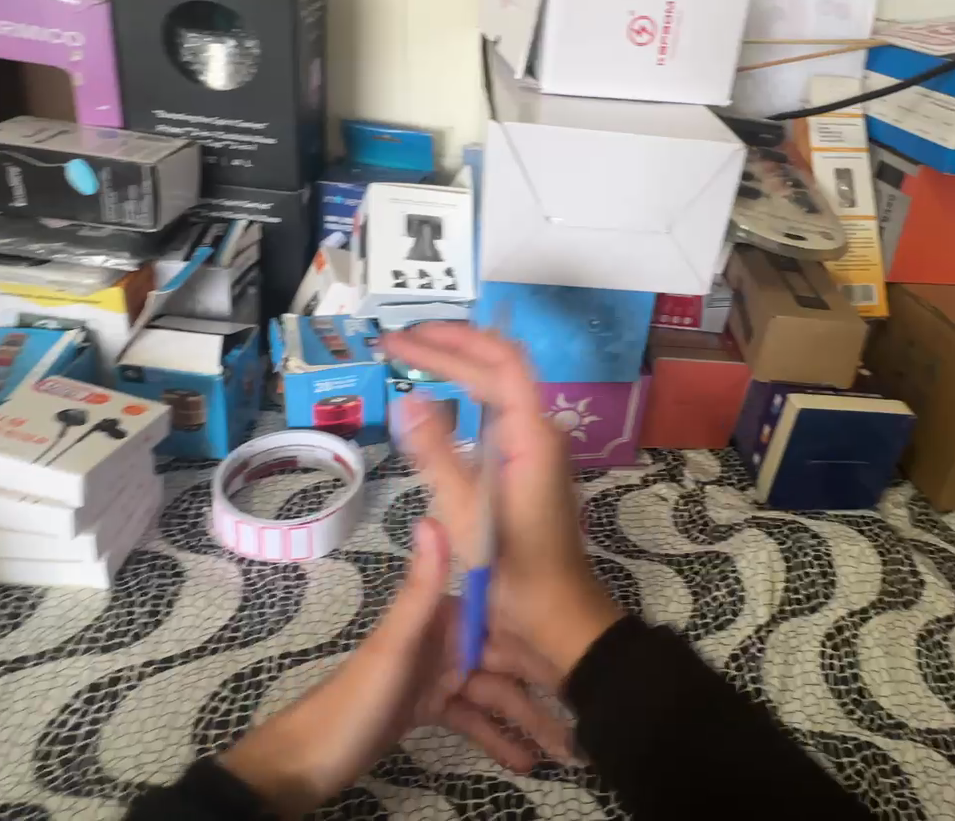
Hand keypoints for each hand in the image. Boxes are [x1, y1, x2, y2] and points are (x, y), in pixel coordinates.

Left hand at [219, 519, 573, 814]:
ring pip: (494, 694)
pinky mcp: (429, 707)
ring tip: (565, 750)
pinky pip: (472, 718)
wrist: (303, 763)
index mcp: (442, 617)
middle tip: (582, 719)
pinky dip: (496, 737)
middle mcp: (446, 639)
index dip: (540, 638)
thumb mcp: (395, 645)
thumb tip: (434, 516)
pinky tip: (525, 760)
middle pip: (505, 663)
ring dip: (527, 721)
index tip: (578, 653)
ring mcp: (438, 674)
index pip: (503, 622)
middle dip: (543, 691)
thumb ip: (421, 587)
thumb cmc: (355, 700)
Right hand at [383, 323, 624, 684]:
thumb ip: (437, 453)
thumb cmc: (513, 571)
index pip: (498, 362)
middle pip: (500, 365)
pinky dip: (466, 394)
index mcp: (533, 433)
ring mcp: (537, 444)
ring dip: (459, 364)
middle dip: (450, 345)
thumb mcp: (466, 514)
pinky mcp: (528, 462)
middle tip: (396, 341)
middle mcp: (540, 428)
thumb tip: (407, 398)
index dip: (450, 342)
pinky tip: (439, 398)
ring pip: (500, 386)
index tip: (401, 340)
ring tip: (411, 355)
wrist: (557, 614)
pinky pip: (497, 410)